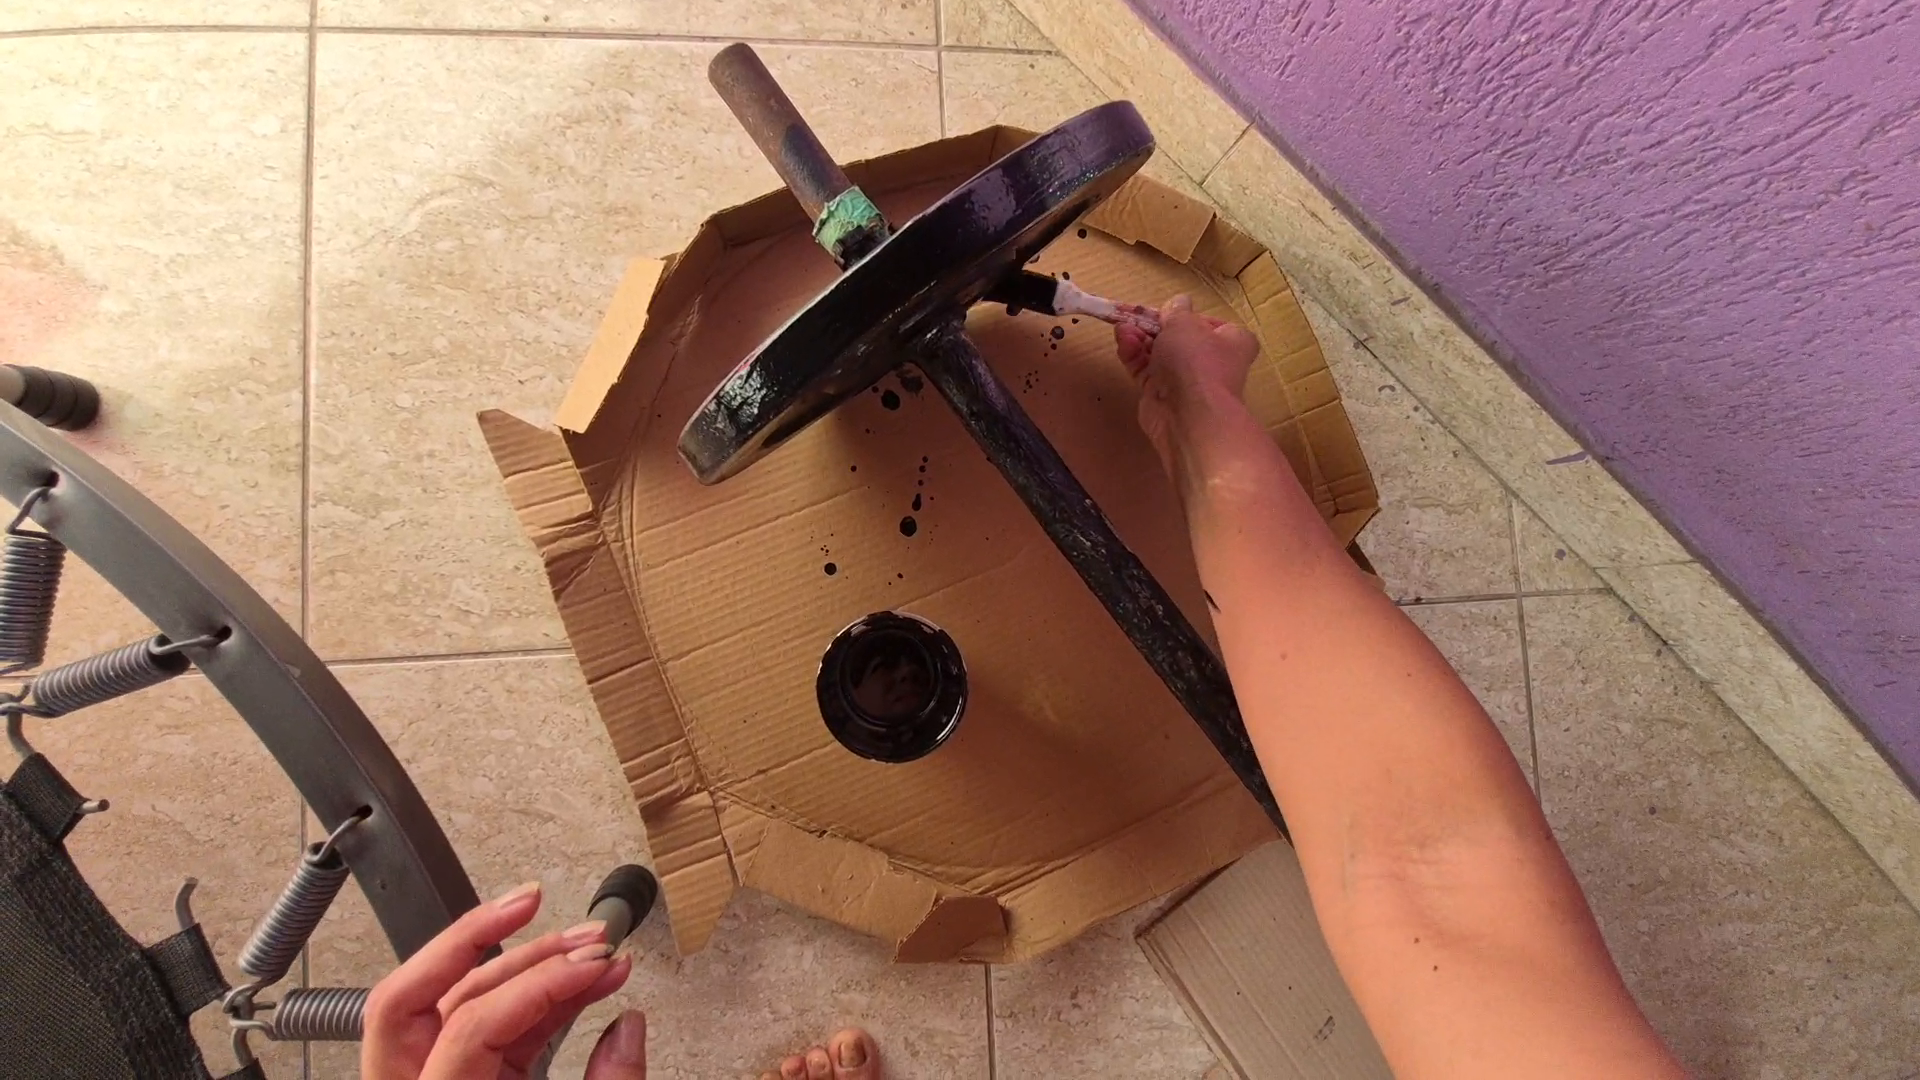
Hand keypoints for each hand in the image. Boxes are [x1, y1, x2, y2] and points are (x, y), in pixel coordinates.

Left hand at [363, 881, 646, 1079]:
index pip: (471, 1027)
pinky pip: (483, 1026)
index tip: (596, 958)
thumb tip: (627, 1026)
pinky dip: (536, 994)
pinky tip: (584, 976)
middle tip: (531, 897)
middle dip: (475, 935)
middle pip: (408, 998)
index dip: (541, 982)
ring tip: (592, 943)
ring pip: (448, 1002)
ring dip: (527, 960)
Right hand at [1113, 293, 1258, 475]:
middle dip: (1153, 326)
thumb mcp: (1184, 323)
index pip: (1209, 324)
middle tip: (1132, 314)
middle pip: (1178, 338)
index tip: (1167, 310)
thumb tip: (1178, 303)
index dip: (1186, 316)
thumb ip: (1176, 310)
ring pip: (1158, 354)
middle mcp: (1210, 362)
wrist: (1188, 414)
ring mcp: (1185, 380)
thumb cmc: (1196, 360)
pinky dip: (1133, 355)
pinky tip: (1121, 340)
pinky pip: (1145, 370)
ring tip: (1121, 326)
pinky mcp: (1161, 395)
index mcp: (1231, 342)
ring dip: (1139, 338)